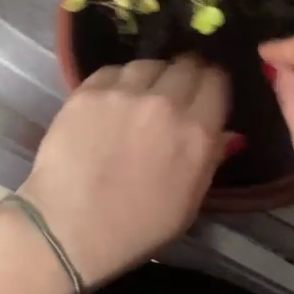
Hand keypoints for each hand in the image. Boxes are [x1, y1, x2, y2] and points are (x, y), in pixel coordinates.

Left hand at [17, 56, 230, 286]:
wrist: (69, 229)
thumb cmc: (136, 228)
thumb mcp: (189, 203)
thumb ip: (210, 159)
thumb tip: (224, 132)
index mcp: (196, 132)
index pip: (217, 80)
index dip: (212, 85)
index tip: (205, 93)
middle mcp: (164, 102)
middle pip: (185, 65)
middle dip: (184, 77)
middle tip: (173, 95)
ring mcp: (123, 93)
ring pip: (148, 65)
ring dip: (149, 78)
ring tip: (138, 99)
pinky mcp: (88, 91)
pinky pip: (112, 71)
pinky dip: (116, 83)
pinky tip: (109, 104)